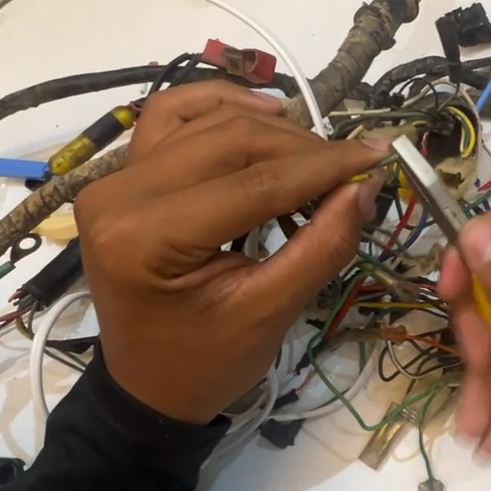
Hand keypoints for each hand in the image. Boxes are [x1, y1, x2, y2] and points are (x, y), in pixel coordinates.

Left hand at [75, 81, 382, 421]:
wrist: (149, 385)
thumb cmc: (206, 362)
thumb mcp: (271, 314)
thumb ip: (320, 247)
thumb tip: (365, 187)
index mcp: (147, 238)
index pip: (253, 183)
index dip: (323, 167)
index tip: (377, 156)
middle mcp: (119, 193)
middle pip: (230, 139)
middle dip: (303, 148)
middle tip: (355, 167)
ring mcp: (114, 179)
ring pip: (206, 121)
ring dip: (272, 128)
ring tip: (319, 155)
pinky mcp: (122, 175)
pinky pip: (172, 117)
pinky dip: (219, 105)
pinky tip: (263, 112)